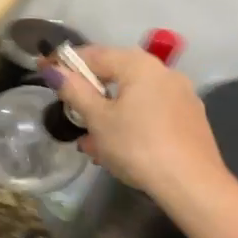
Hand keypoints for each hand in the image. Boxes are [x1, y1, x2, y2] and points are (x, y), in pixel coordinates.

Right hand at [48, 45, 227, 198]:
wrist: (191, 183)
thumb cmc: (137, 145)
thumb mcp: (97, 119)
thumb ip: (74, 90)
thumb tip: (54, 69)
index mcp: (140, 65)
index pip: (95, 54)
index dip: (66, 63)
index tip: (45, 71)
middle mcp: (164, 72)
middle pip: (116, 74)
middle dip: (90, 93)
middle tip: (70, 113)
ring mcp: (181, 96)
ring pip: (133, 97)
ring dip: (108, 113)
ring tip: (91, 141)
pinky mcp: (189, 119)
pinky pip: (150, 112)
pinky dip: (130, 122)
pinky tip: (119, 148)